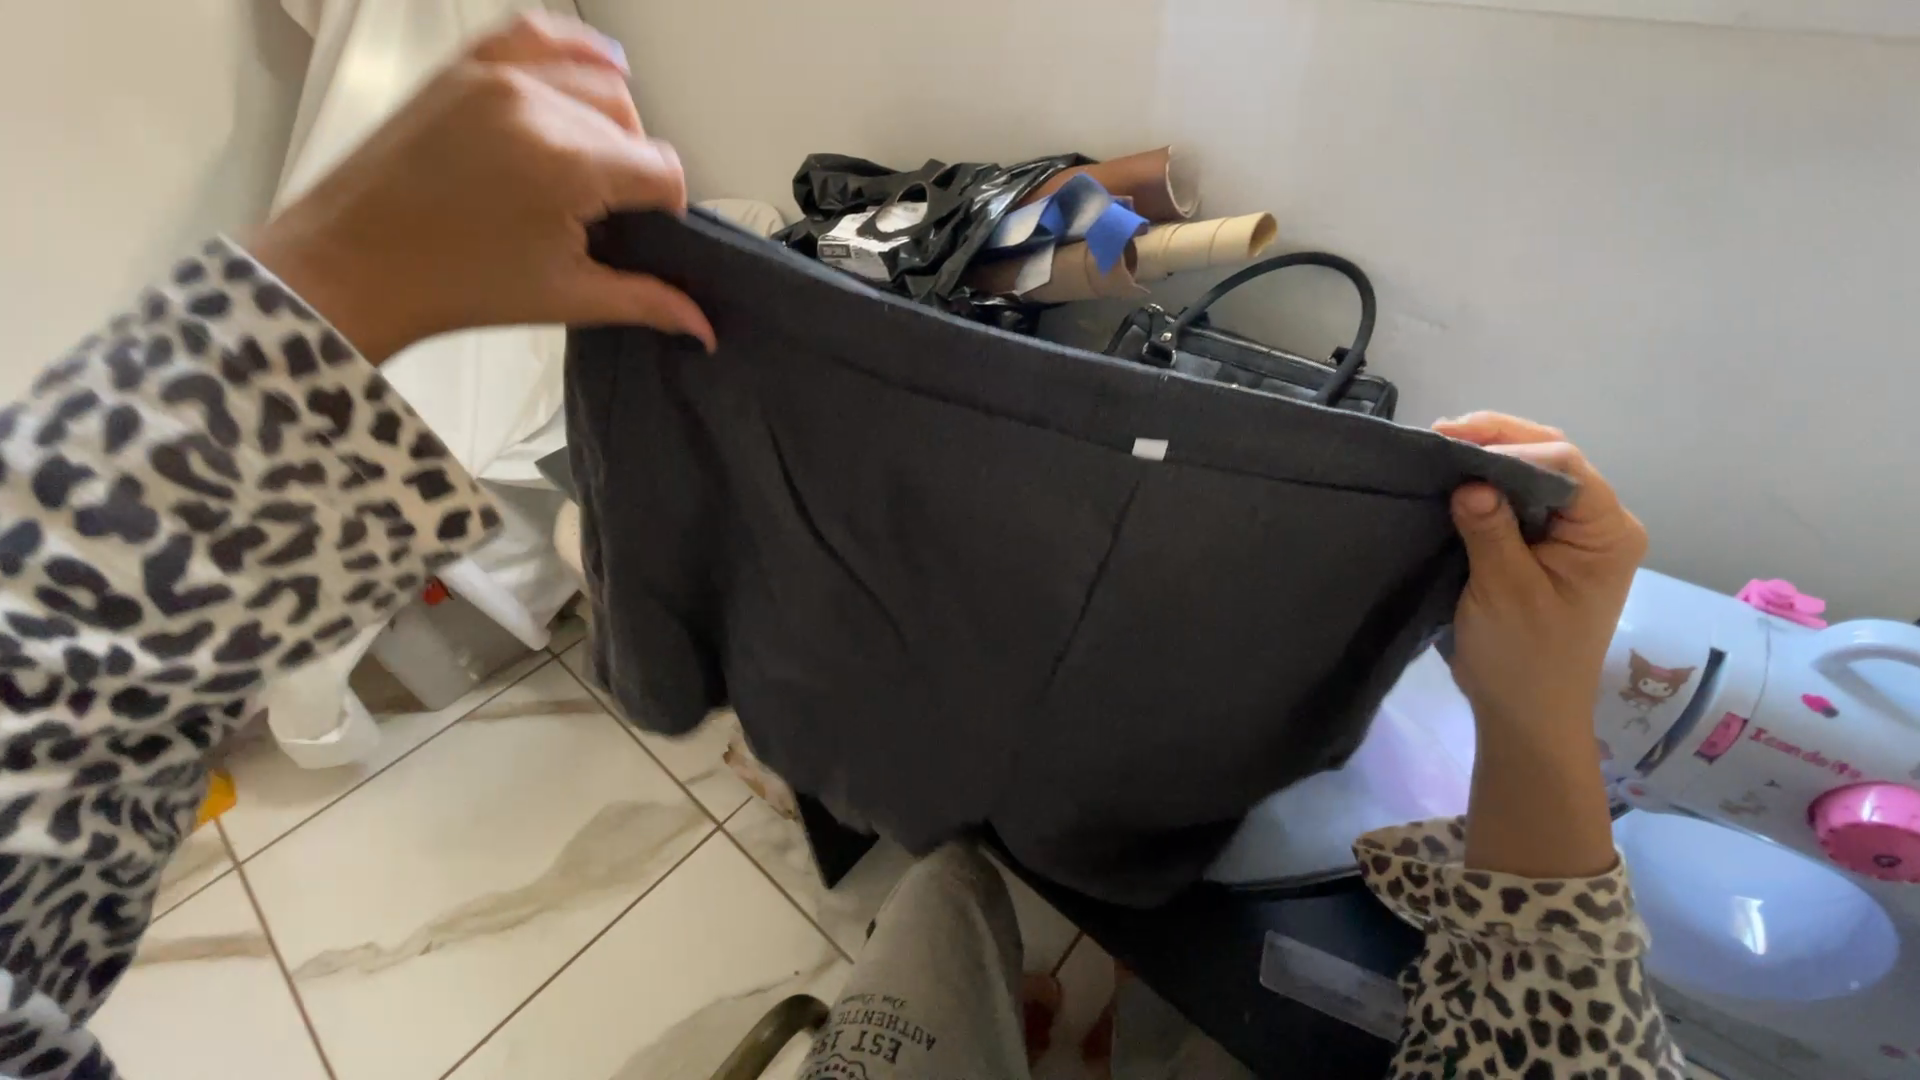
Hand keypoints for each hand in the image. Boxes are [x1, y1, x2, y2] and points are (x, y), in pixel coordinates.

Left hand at [248, 13, 714, 363]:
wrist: (357, 264)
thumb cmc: (458, 283)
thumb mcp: (570, 298)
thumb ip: (650, 303)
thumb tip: (706, 326)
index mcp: (564, 165)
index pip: (662, 168)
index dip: (669, 206)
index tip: (649, 232)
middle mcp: (534, 105)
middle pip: (634, 124)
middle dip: (637, 169)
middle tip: (612, 212)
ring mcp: (494, 75)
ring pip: (599, 82)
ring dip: (613, 123)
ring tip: (592, 165)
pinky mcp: (464, 67)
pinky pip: (536, 33)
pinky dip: (573, 49)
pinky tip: (599, 70)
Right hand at [1435, 413, 1646, 876]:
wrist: (1524, 711)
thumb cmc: (1524, 656)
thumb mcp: (1504, 591)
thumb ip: (1491, 531)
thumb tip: (1468, 480)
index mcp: (1607, 533)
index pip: (1564, 466)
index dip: (1509, 448)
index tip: (1453, 449)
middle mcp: (1596, 525)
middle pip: (1552, 460)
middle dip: (1498, 440)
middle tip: (1439, 433)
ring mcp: (1568, 535)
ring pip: (1532, 475)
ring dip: (1487, 457)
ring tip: (1438, 448)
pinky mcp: (1538, 547)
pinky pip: (1515, 501)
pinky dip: (1482, 484)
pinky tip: (1450, 479)